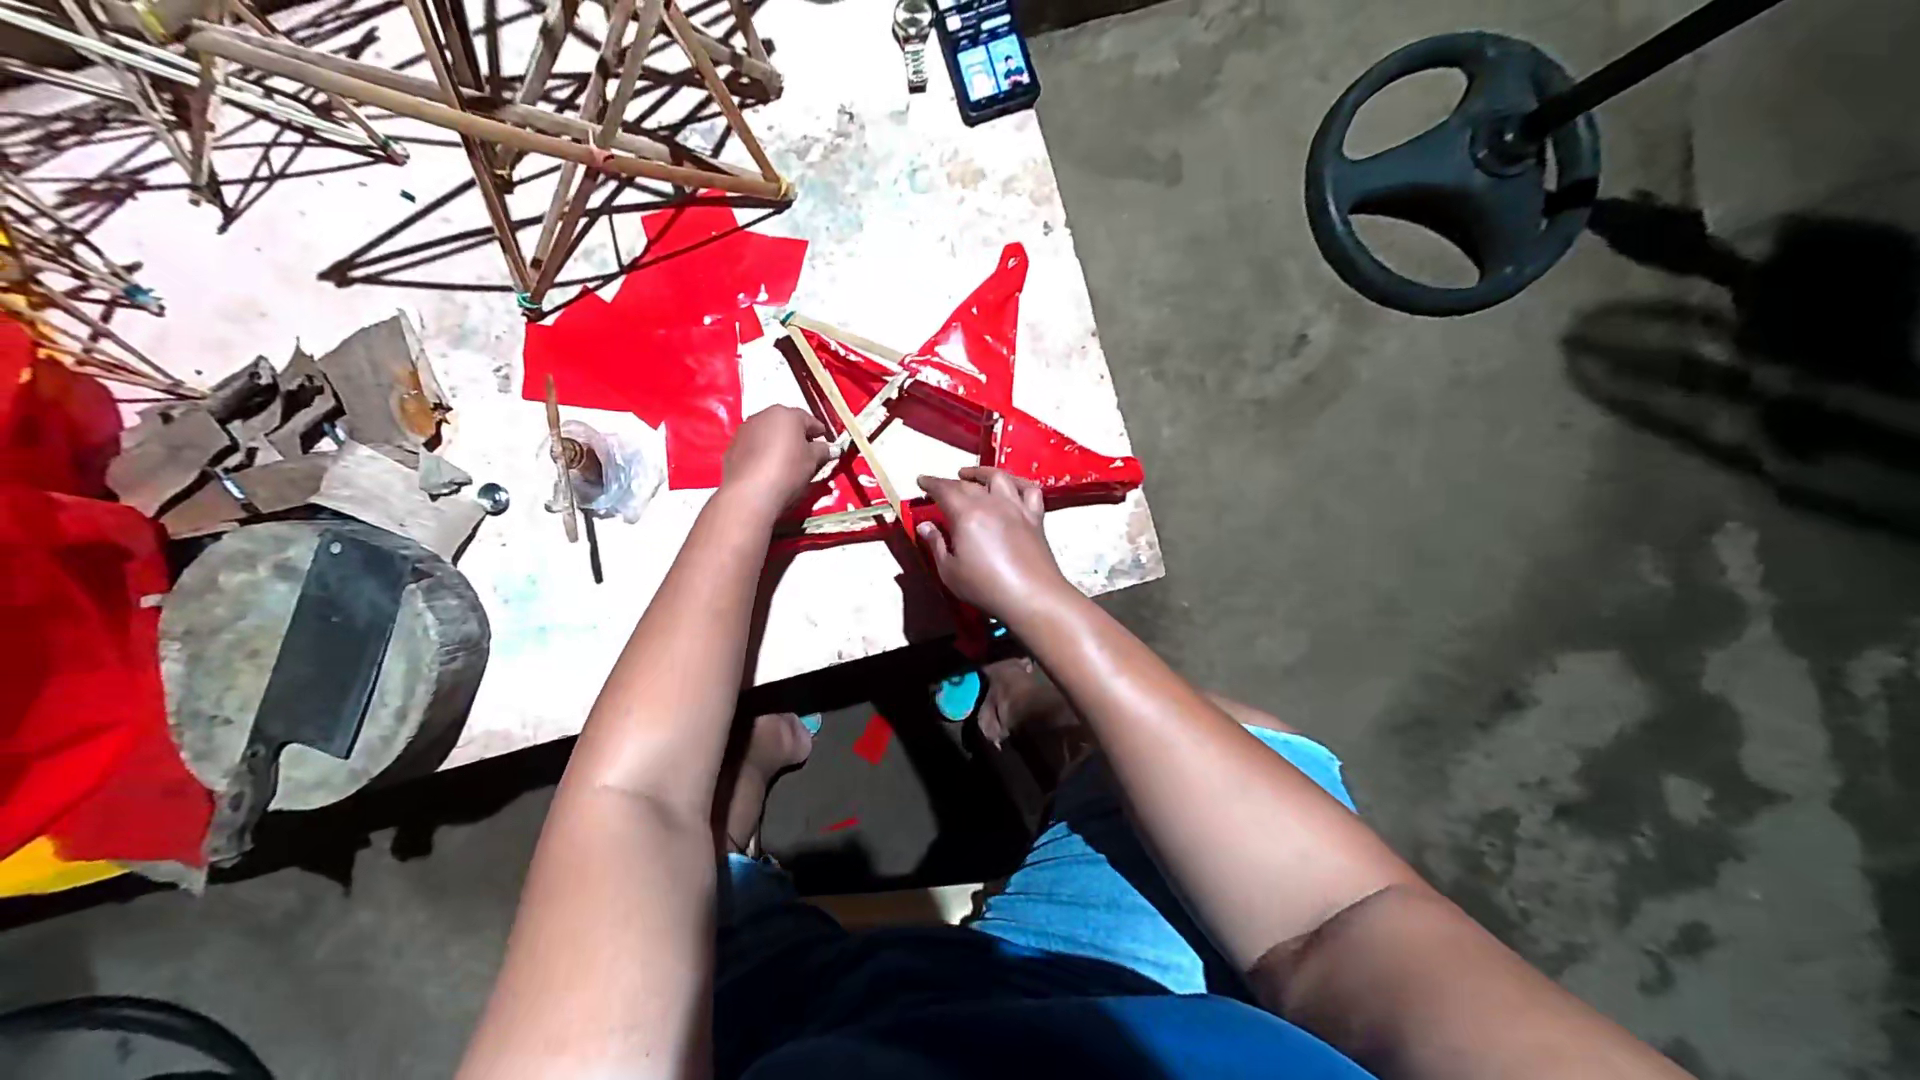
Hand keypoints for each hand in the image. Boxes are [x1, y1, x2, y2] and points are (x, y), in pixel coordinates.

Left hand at [722, 406, 829, 514]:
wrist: (749, 493)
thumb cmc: (788, 471)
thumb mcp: (813, 461)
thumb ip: (823, 450)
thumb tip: (829, 448)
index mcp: (786, 414)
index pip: (810, 420)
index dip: (820, 433)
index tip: (826, 446)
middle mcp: (763, 416)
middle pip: (786, 424)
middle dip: (797, 436)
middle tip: (807, 454)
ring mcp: (744, 431)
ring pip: (767, 434)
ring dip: (777, 444)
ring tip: (786, 463)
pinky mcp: (731, 448)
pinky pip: (753, 447)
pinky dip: (762, 454)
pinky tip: (767, 470)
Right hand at [916, 466, 1076, 622]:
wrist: (1032, 596)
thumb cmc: (985, 587)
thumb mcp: (949, 571)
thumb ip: (936, 544)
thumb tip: (925, 525)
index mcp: (966, 514)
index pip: (944, 490)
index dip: (931, 483)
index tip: (922, 481)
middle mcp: (992, 503)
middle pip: (968, 484)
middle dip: (951, 482)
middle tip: (941, 487)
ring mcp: (1016, 507)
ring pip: (999, 478)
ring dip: (982, 473)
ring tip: (972, 476)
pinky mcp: (1035, 517)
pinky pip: (1029, 490)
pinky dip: (1018, 483)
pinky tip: (1012, 486)